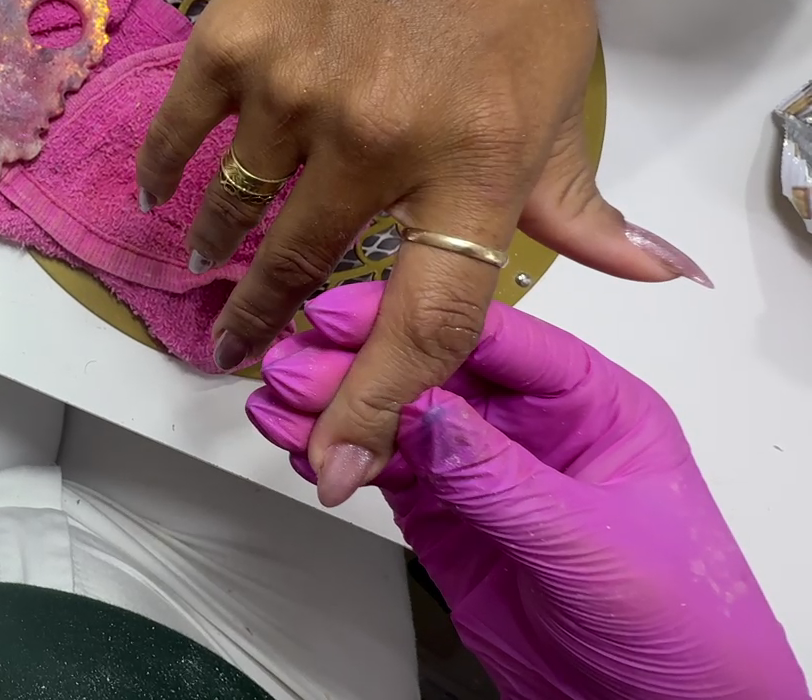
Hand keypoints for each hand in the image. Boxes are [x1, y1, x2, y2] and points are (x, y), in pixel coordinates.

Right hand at [137, 0, 710, 504]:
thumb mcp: (558, 75)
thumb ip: (567, 186)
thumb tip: (634, 271)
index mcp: (475, 156)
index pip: (428, 311)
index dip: (377, 401)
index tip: (326, 461)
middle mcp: (376, 136)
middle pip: (297, 265)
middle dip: (261, 323)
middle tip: (237, 353)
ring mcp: (288, 92)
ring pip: (233, 203)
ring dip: (217, 247)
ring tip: (206, 265)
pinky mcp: (227, 51)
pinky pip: (179, 138)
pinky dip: (166, 175)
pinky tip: (163, 195)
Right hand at [246, 284, 805, 699]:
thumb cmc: (678, 634)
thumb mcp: (590, 547)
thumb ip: (498, 475)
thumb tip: (418, 407)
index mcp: (581, 399)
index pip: (484, 333)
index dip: (406, 318)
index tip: (334, 316)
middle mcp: (514, 411)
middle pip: (413, 363)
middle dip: (344, 368)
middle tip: (287, 377)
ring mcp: (463, 450)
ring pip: (377, 406)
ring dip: (319, 406)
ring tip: (272, 414)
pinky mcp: (426, 490)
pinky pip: (364, 455)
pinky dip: (323, 449)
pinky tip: (295, 447)